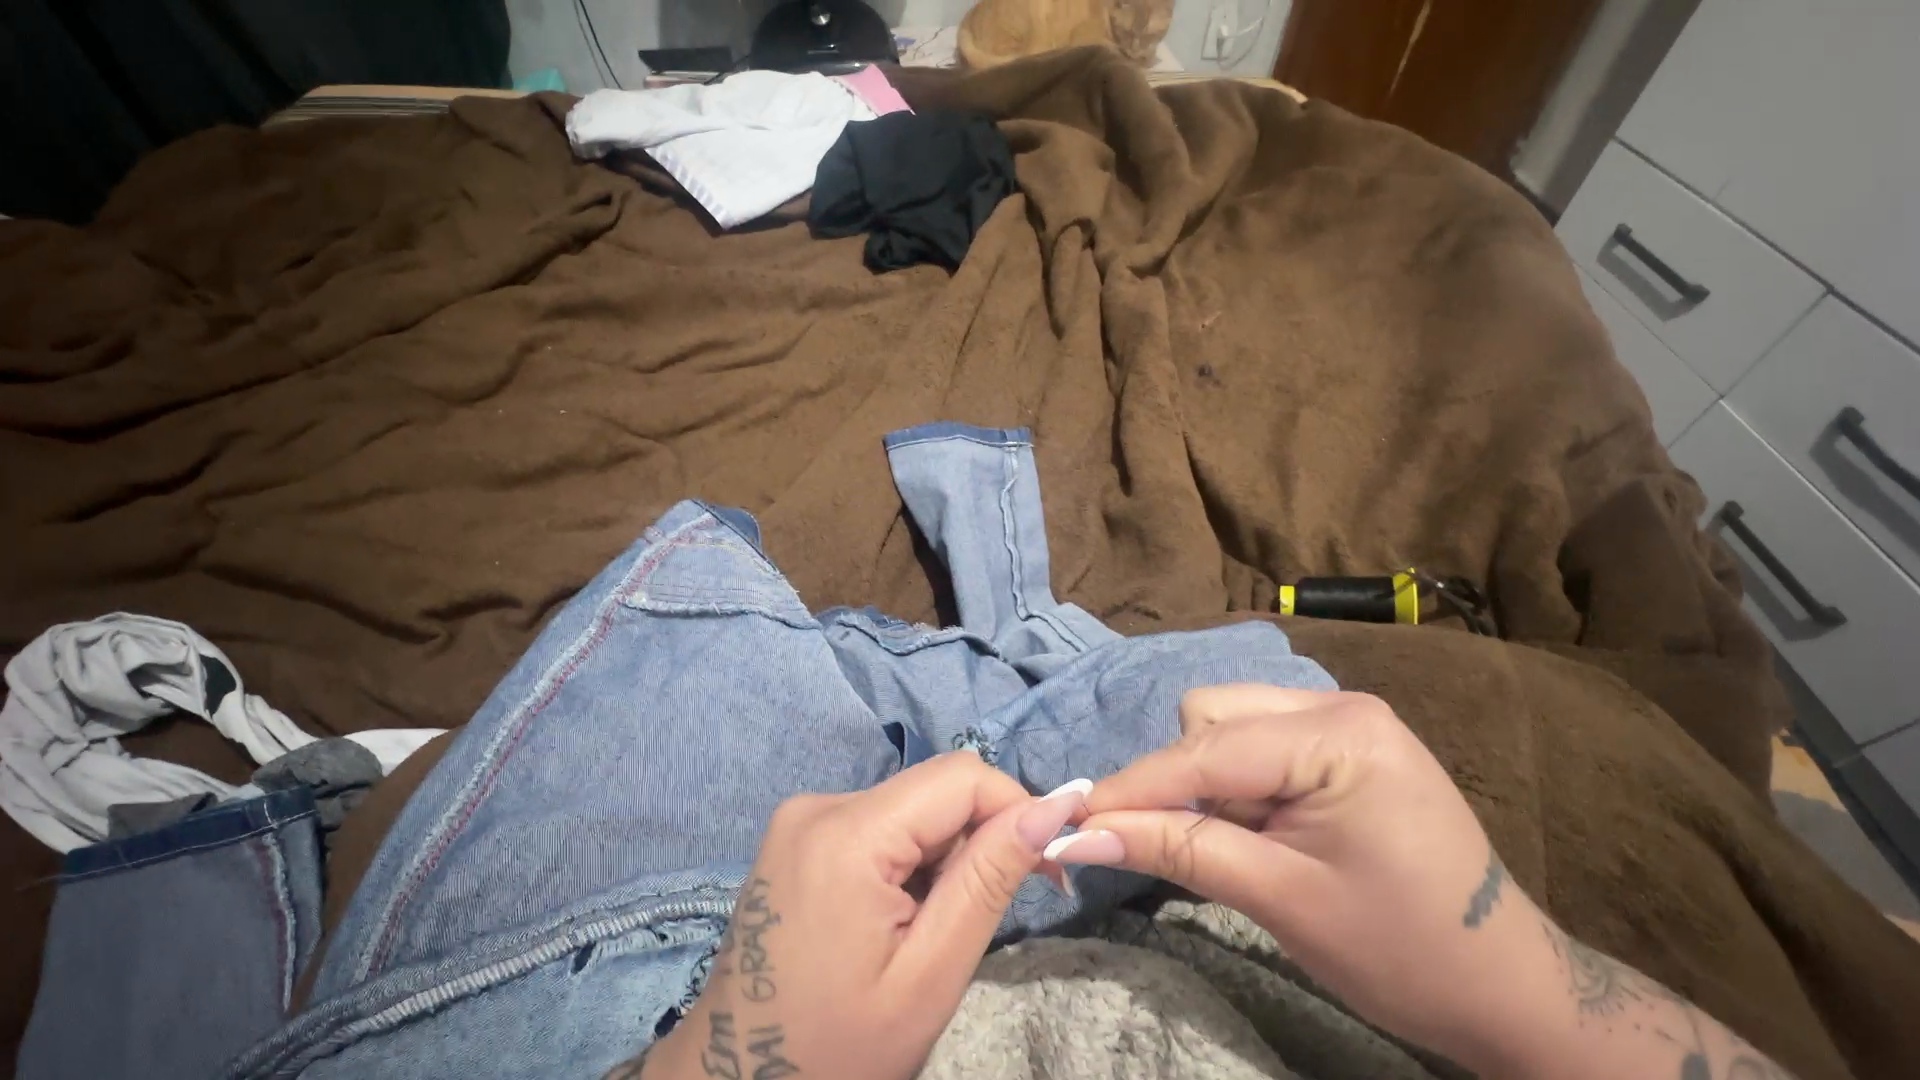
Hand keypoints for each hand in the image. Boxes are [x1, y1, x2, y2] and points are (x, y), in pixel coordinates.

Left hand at [632, 752, 1089, 1079]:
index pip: (961, 776)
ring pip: (910, 806)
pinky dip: (909, 858)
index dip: (1017, 807)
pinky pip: (878, 823)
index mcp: (846, 833)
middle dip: (981, 836)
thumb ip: (988, 879)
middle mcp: (819, 804)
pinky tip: (902, 914)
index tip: (1049, 865)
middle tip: (999, 906)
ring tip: (937, 925)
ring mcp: (801, 817)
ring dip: (945, 852)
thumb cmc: (836, 1048)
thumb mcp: (929, 974)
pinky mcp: (797, 834)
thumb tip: (1051, 808)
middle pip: (934, 789)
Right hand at [1045, 685, 1539, 1069]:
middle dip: (1181, 782)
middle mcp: (1339, 705)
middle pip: (1211, 718)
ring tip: (1240, 846)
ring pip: (1227, 724)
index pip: (1206, 751)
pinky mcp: (1343, 742)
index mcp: (1338, 735)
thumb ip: (1177, 851)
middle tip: (1188, 848)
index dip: (1134, 788)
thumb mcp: (1279, 899)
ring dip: (1207, 783)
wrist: (1503, 985)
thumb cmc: (1400, 951)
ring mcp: (1344, 718)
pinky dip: (1235, 784)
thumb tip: (1081, 836)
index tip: (1073, 824)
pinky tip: (1258, 830)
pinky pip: (1256, 742)